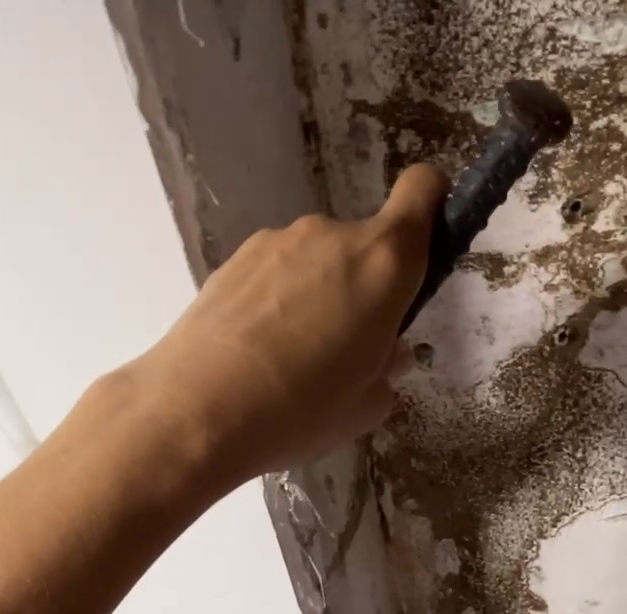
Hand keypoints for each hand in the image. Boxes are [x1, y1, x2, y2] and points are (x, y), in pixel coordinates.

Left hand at [121, 165, 447, 483]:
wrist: (195, 411)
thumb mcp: (366, 406)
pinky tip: (251, 354)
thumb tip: (385, 352)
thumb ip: (387, 369)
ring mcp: (275, 242)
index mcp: (383, 262)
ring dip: (313, 296)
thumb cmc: (300, 411)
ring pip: (313, 262)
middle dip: (360, 287)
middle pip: (362, 245)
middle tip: (339, 351)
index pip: (424, 190)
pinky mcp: (230, 260)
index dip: (431, 209)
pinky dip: (272, 303)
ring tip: (285, 362)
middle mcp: (331, 235)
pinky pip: (271, 275)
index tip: (419, 254)